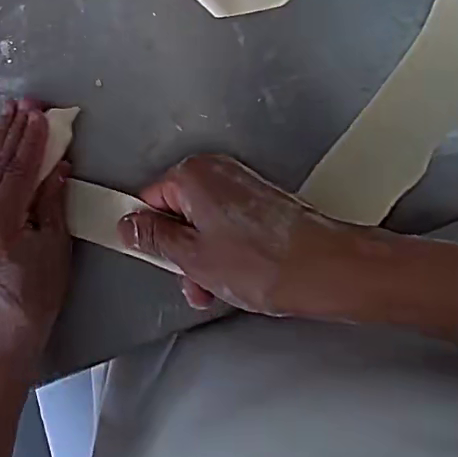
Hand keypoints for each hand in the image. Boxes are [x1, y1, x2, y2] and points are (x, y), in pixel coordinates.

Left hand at [0, 99, 70, 366]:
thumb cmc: (35, 297)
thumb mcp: (55, 249)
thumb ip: (53, 203)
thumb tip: (58, 165)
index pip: (20, 172)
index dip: (33, 141)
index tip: (42, 114)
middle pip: (2, 165)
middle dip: (17, 130)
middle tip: (28, 101)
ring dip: (3, 137)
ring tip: (11, 109)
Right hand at [117, 154, 374, 315]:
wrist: (327, 270)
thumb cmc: (266, 262)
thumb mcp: (191, 258)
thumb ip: (153, 238)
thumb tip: (129, 225)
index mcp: (192, 174)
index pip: (148, 199)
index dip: (149, 234)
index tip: (152, 257)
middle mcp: (215, 170)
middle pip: (176, 211)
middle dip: (180, 251)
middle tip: (192, 280)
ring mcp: (239, 183)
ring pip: (201, 222)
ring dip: (203, 256)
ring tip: (219, 286)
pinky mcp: (258, 200)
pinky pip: (225, 223)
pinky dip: (225, 249)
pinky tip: (238, 277)